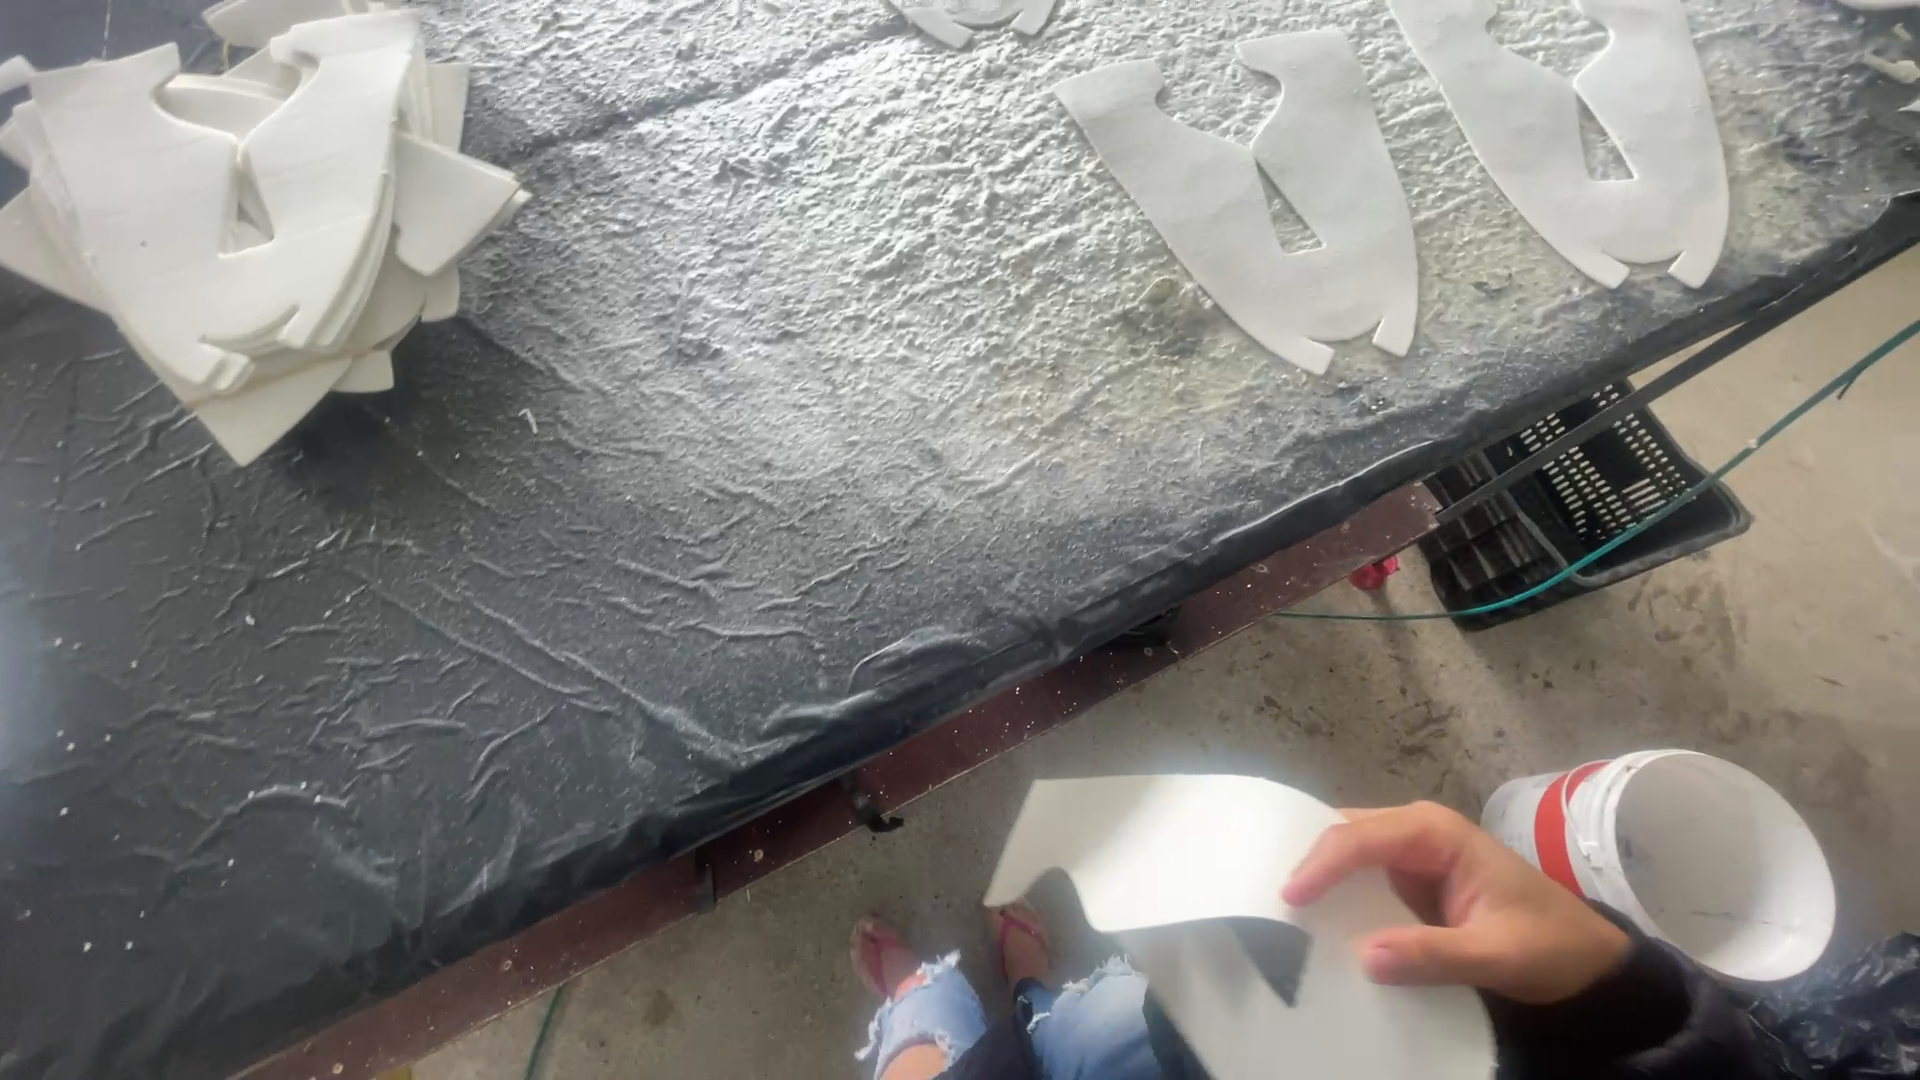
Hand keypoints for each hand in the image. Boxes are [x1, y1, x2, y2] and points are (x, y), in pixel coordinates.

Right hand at [1283, 801, 1630, 1003]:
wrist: (1589, 963)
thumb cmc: (1550, 947)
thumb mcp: (1499, 956)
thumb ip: (1433, 954)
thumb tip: (1363, 957)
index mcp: (1433, 830)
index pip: (1360, 837)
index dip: (1321, 864)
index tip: (1290, 897)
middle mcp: (1412, 828)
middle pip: (1343, 833)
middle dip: (1307, 859)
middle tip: (1272, 896)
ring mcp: (1405, 849)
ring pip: (1343, 848)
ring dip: (1315, 872)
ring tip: (1281, 903)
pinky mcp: (1403, 874)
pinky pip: (1355, 872)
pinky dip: (1332, 889)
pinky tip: (1313, 912)